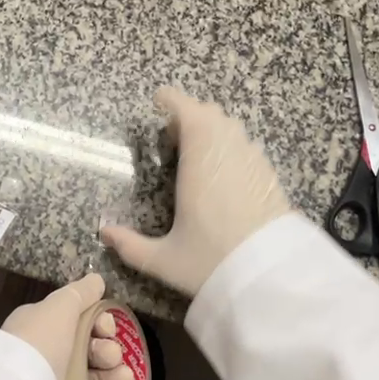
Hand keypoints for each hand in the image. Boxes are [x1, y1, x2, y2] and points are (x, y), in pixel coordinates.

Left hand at [1, 274, 136, 379]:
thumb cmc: (41, 341)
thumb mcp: (60, 306)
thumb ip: (81, 292)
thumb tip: (97, 280)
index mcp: (42, 324)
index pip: (78, 319)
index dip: (99, 321)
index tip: (106, 327)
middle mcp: (46, 352)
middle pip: (88, 348)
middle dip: (108, 350)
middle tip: (112, 355)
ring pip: (91, 375)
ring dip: (111, 374)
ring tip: (123, 377)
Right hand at [101, 87, 294, 295]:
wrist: (274, 279)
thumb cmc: (214, 262)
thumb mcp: (166, 260)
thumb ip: (132, 246)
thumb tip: (104, 233)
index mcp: (200, 161)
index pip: (188, 112)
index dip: (172, 100)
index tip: (158, 100)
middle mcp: (228, 152)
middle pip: (210, 114)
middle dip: (189, 115)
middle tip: (171, 135)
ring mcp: (252, 162)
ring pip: (231, 128)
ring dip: (211, 129)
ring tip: (196, 152)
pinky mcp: (270, 176)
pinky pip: (246, 146)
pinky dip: (230, 147)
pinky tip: (223, 173)